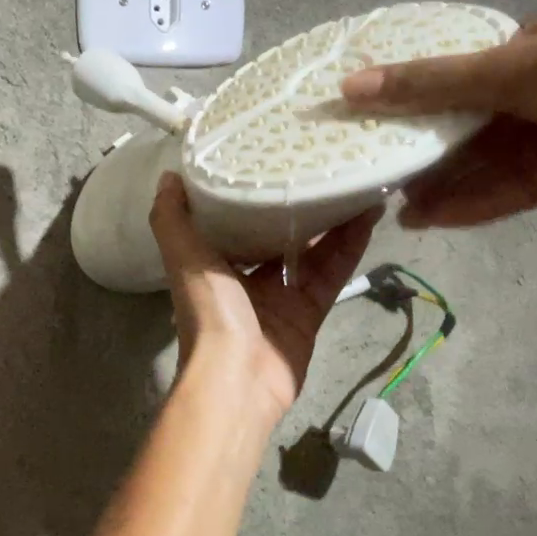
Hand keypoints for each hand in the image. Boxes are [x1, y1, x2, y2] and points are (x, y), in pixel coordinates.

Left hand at [148, 173, 379, 419]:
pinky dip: (349, 247)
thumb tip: (168, 176)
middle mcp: (245, 279)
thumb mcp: (184, 259)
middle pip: (275, 234)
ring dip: (330, 219)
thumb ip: (172, 220)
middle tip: (320, 161)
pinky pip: (331, 274)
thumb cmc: (209, 314)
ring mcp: (279, 298)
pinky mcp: (309, 314)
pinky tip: (368, 214)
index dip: (248, 192)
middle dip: (295, 203)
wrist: (237, 379)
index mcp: (212, 264)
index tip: (268, 155)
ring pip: (310, 251)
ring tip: (353, 177)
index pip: (231, 220)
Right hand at [340, 0, 536, 227]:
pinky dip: (482, 202)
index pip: (466, 72)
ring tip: (399, 211)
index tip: (375, 124)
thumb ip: (433, 84)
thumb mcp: (517, 67)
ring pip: (495, 160)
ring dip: (449, 184)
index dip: (418, 98)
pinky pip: (521, 187)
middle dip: (429, 151)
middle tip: (379, 178)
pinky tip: (439, 218)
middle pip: (475, 122)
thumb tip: (351, 85)